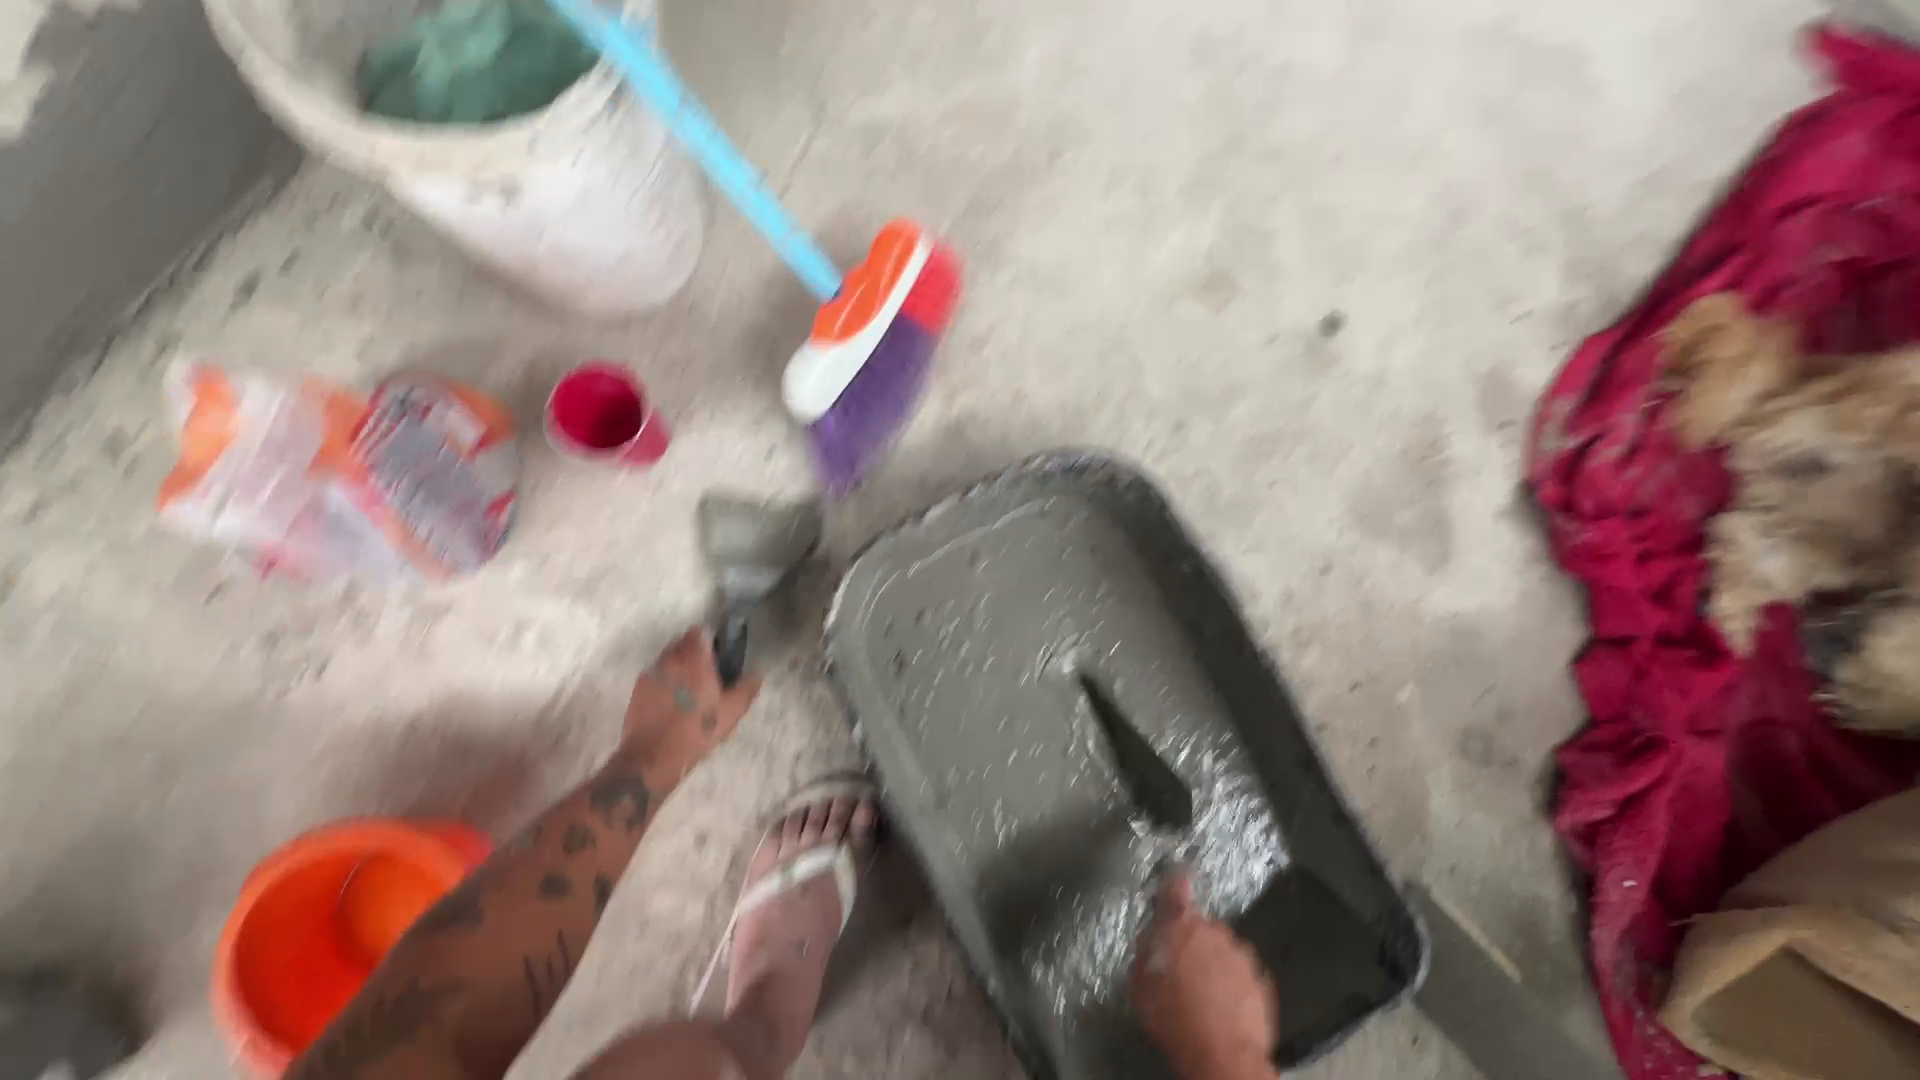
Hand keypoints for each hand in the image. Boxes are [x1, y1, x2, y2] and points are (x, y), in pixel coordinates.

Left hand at [622, 627, 761, 788]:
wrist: (652, 757)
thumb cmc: (696, 731)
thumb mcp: (731, 713)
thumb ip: (746, 689)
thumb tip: (755, 675)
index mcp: (694, 659)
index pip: (699, 632)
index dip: (710, 640)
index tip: (718, 655)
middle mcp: (669, 659)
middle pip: (682, 644)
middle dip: (694, 654)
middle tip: (708, 675)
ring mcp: (650, 674)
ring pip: (668, 660)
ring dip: (679, 668)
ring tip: (690, 691)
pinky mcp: (637, 690)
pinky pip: (656, 677)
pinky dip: (665, 683)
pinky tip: (672, 704)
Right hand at [1131, 873, 1279, 1079]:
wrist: (1224, 1056)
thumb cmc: (1174, 1019)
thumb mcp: (1141, 988)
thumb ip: (1143, 955)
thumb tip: (1150, 941)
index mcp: (1179, 928)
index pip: (1176, 890)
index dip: (1174, 884)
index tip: (1176, 882)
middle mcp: (1213, 932)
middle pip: (1200, 926)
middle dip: (1192, 941)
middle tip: (1183, 970)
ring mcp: (1241, 954)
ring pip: (1223, 949)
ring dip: (1214, 962)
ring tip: (1207, 994)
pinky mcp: (1261, 978)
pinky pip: (1241, 972)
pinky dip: (1234, 983)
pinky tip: (1226, 1005)